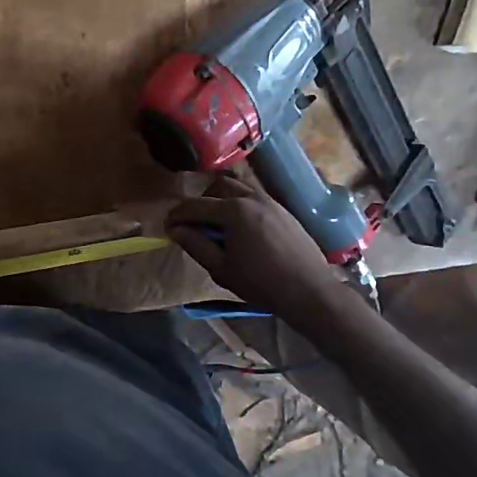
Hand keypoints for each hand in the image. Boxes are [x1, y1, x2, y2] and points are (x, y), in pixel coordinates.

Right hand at [166, 175, 348, 314]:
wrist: (308, 290)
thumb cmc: (261, 283)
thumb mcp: (221, 268)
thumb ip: (196, 245)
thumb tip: (175, 230)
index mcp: (234, 211)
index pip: (196, 205)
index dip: (177, 215)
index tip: (167, 227)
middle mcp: (252, 197)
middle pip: (218, 186)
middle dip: (201, 201)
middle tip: (193, 223)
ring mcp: (271, 201)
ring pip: (239, 188)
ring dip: (222, 200)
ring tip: (217, 224)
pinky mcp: (283, 210)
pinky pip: (254, 197)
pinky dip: (240, 204)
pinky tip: (240, 229)